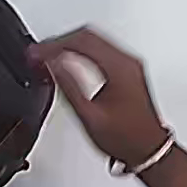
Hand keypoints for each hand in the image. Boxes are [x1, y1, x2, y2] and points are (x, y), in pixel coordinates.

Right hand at [30, 27, 169, 166]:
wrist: (149, 150)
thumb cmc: (126, 138)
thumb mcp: (89, 116)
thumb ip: (68, 86)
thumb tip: (52, 65)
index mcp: (119, 68)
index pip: (82, 42)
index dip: (54, 45)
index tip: (37, 53)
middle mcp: (127, 61)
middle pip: (88, 35)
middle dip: (59, 41)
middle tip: (38, 53)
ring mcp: (129, 63)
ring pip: (95, 39)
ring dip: (69, 44)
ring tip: (48, 55)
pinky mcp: (128, 68)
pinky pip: (101, 48)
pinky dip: (81, 50)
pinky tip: (68, 59)